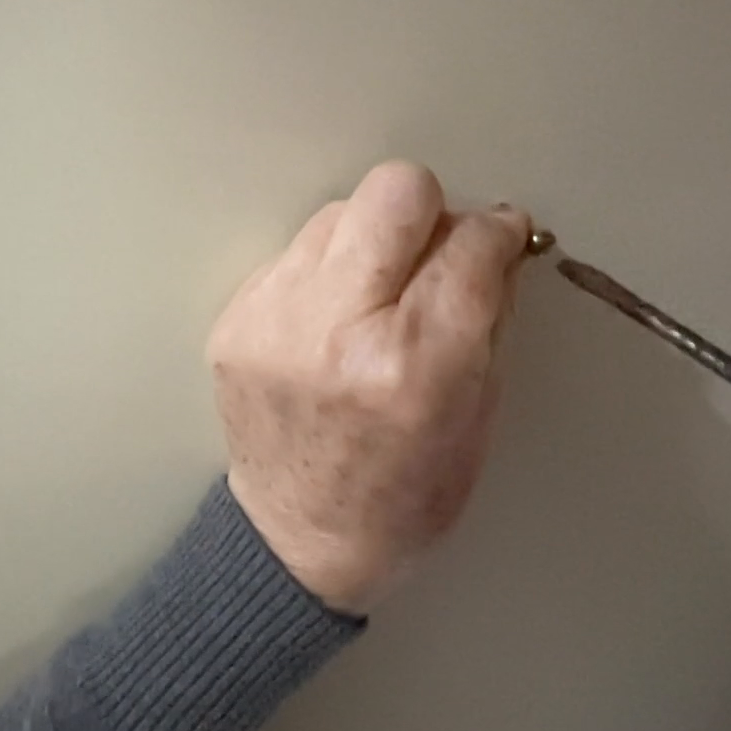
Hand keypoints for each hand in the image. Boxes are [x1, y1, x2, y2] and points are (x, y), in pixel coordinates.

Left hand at [205, 160, 532, 613]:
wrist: (296, 539)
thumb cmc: (403, 497)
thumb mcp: (477, 419)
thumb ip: (489, 319)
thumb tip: (493, 242)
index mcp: (413, 364)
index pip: (471, 243)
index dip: (496, 233)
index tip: (497, 242)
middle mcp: (336, 328)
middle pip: (394, 192)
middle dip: (429, 212)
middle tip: (433, 255)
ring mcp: (273, 320)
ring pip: (339, 213)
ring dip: (371, 242)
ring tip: (373, 298)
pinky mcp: (233, 322)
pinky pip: (293, 256)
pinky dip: (323, 274)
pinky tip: (329, 322)